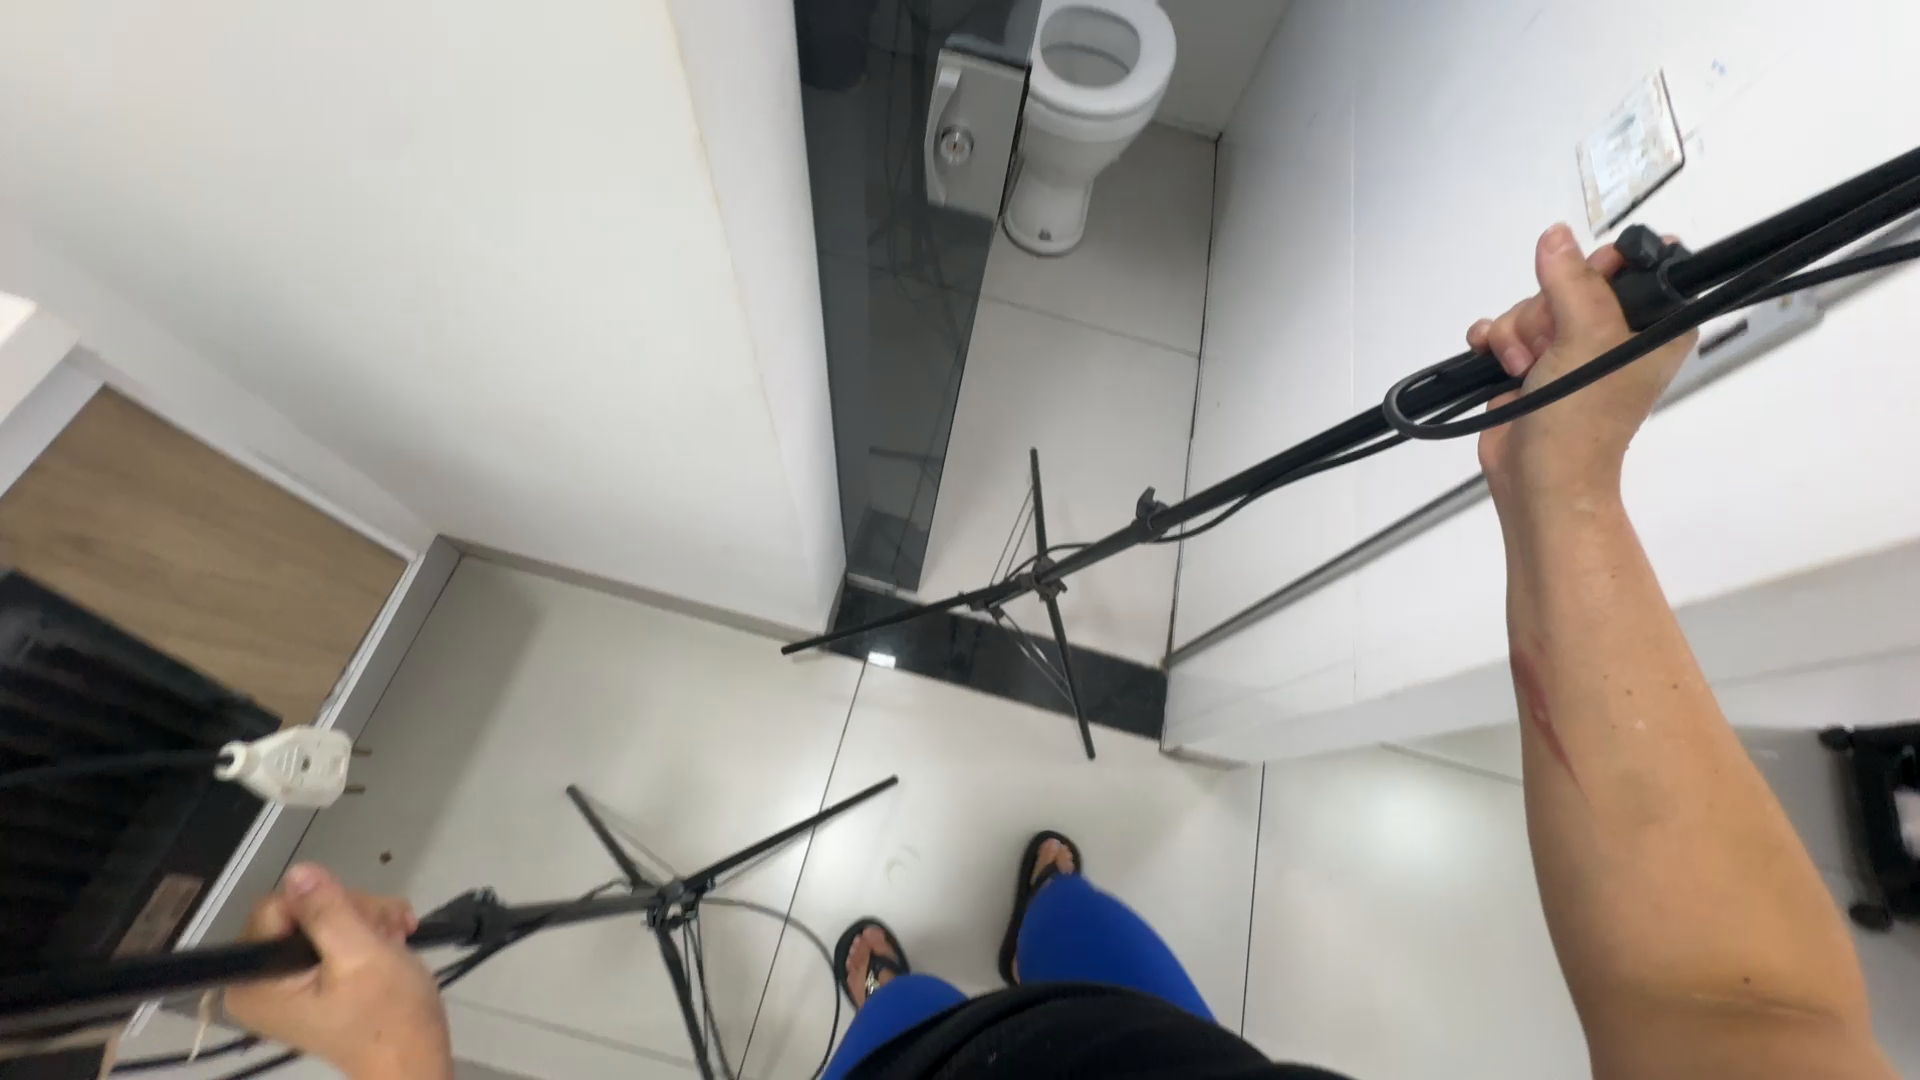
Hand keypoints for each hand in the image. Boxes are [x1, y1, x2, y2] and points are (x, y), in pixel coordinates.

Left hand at [224, 864, 451, 1079]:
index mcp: (259, 980)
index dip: (327, 904)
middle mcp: (264, 979)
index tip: (362, 924)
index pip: (279, 908)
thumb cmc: (387, 1011)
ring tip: (396, 938)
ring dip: (372, 919)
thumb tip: (300, 871)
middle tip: (388, 932)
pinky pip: (338, 933)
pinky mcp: (314, 979)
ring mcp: (290, 979)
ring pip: (329, 916)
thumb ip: (329, 912)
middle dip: (357, 912)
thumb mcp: (362, 955)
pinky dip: (372, 930)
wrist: (413, 1052)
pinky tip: (394, 940)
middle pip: (307, 909)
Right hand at [1470, 223, 1697, 511]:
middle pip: (1564, 285)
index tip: (1580, 292)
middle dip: (1542, 314)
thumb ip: (1573, 282)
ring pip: (1528, 309)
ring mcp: (1564, 350)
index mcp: (1652, 322)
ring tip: (1522, 368)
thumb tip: (1554, 236)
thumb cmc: (1581, 417)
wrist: (1538, 475)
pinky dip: (1491, 342)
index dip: (1598, 268)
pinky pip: (1501, 332)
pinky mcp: (1526, 367)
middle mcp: (1609, 332)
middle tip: (1548, 349)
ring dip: (1514, 335)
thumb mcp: (1588, 337)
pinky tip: (1491, 358)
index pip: (1631, 265)